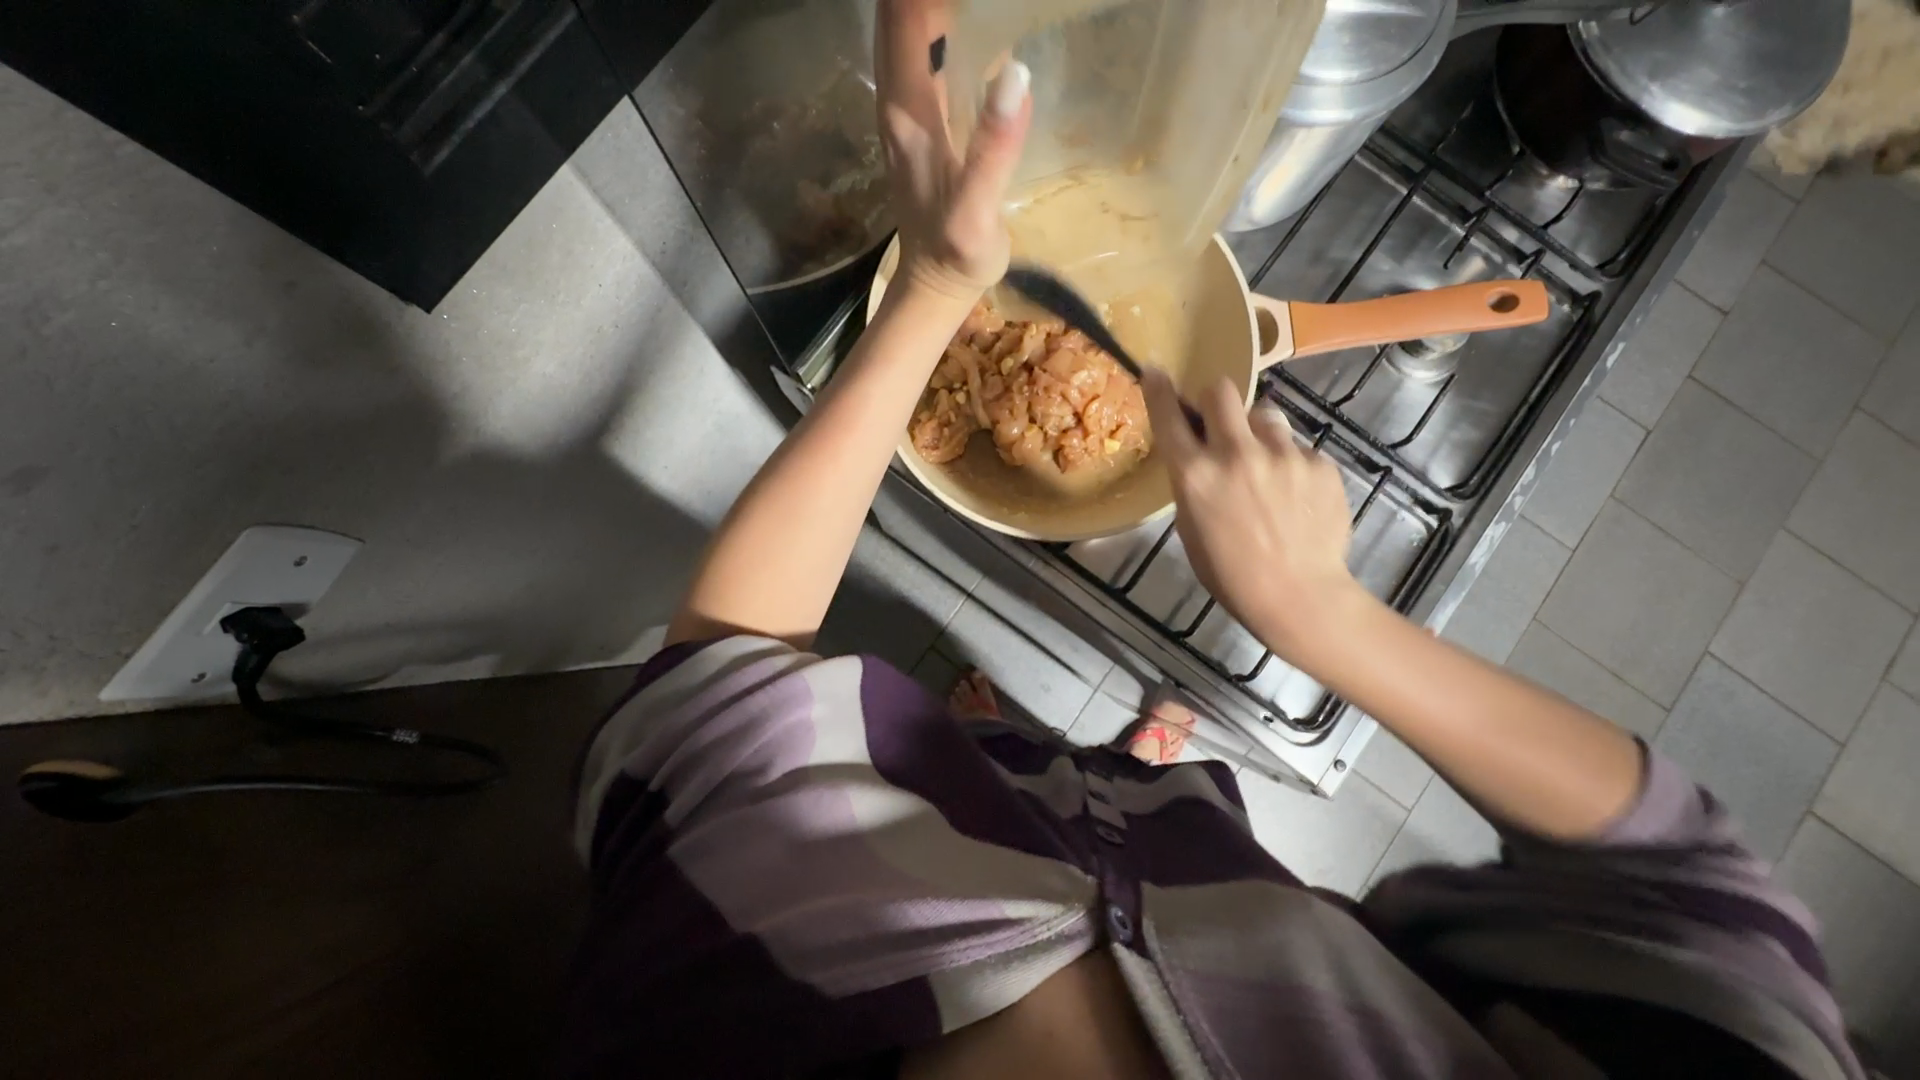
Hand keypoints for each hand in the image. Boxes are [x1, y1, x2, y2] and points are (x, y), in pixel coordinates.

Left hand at [876, 0, 1031, 304]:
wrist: (935, 286)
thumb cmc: (957, 253)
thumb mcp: (978, 208)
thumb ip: (994, 147)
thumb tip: (1016, 73)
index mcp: (908, 110)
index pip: (904, 17)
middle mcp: (896, 101)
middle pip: (898, 16)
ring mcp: (905, 111)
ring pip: (904, 32)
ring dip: (929, 9)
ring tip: (974, 3)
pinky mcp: (919, 122)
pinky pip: (919, 55)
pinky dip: (935, 29)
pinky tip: (967, 22)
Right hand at [1143, 372, 1366, 657]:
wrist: (1300, 596)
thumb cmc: (1232, 575)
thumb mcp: (1191, 530)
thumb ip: (1194, 484)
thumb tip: (1200, 455)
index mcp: (1196, 476)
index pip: (1169, 416)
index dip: (1158, 389)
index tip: (1155, 372)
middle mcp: (1237, 454)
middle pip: (1222, 390)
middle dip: (1217, 400)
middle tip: (1221, 421)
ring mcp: (1283, 456)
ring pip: (1266, 416)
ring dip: (1259, 434)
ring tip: (1267, 469)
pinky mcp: (1320, 463)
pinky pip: (1299, 448)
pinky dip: (1292, 465)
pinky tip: (1296, 497)